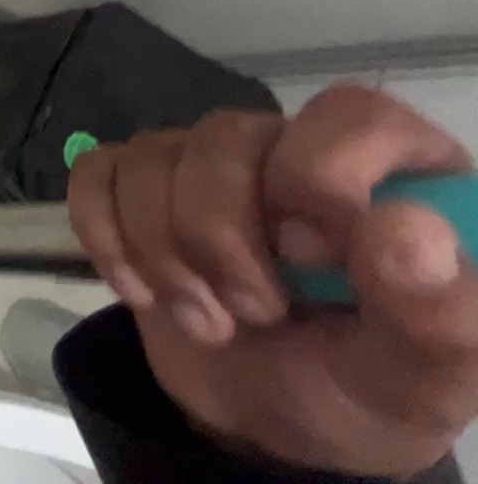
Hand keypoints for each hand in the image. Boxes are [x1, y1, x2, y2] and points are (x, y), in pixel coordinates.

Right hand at [69, 83, 477, 476]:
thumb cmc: (360, 390)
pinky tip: (138, 289)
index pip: (349, 115)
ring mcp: (195, 162)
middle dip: (219, 236)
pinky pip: (91, 174)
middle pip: (222, 138)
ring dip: (161, 253)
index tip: (312, 258)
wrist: (262, 414)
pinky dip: (104, 237)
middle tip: (253, 311)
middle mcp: (284, 148)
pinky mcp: (127, 183)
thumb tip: (407, 227)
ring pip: (148, 158)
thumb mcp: (422, 378)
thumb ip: (438, 312)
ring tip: (203, 320)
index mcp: (389, 175)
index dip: (318, 175)